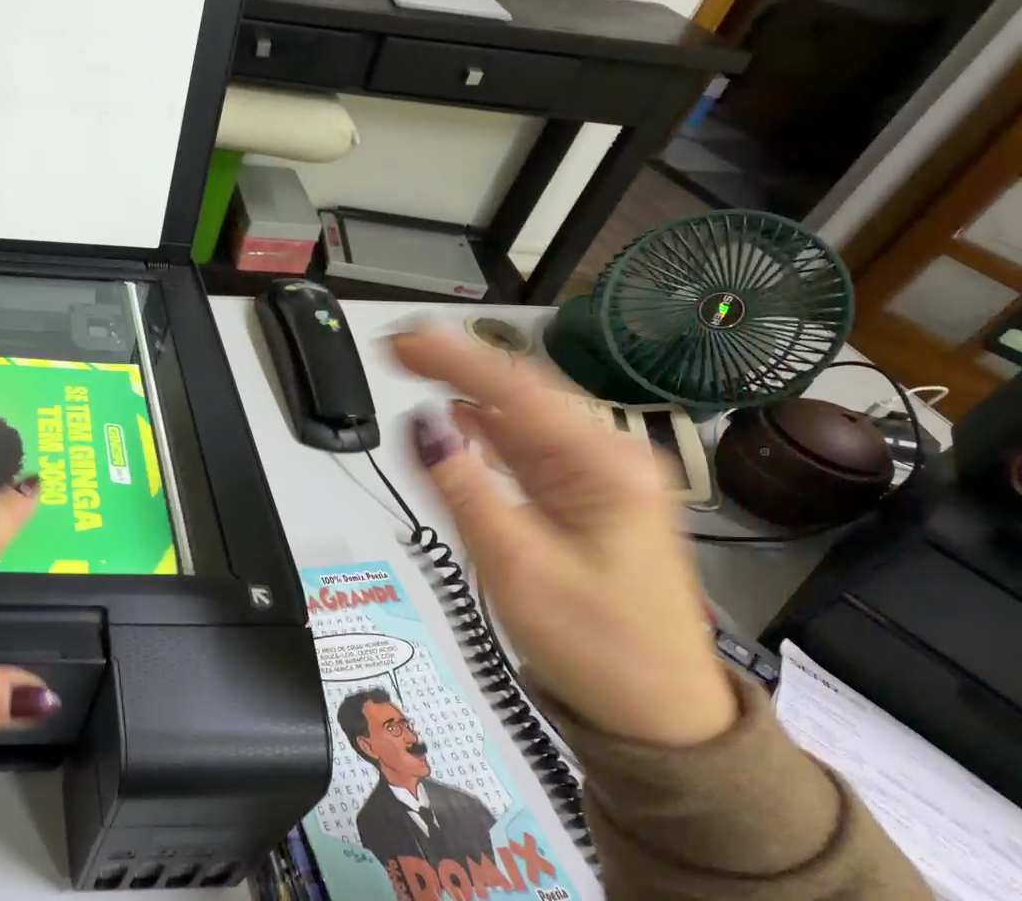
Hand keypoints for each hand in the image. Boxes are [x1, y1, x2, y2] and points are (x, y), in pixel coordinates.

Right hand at [390, 330, 737, 747]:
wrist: (659, 716)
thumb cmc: (597, 647)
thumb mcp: (518, 569)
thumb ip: (466, 492)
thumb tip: (424, 428)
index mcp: (605, 468)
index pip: (518, 392)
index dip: (454, 358)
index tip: (401, 340)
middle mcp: (608, 461)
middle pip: (524, 394)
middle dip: (459, 364)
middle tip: (397, 347)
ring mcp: (598, 480)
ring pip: (524, 418)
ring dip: (469, 391)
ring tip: (416, 368)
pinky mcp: (583, 502)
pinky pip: (528, 450)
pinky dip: (488, 429)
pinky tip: (462, 416)